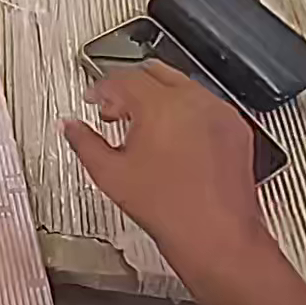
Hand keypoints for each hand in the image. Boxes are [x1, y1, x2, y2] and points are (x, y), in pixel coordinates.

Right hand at [63, 60, 261, 253]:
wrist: (213, 232)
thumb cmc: (168, 207)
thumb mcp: (108, 173)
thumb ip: (84, 142)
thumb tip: (71, 127)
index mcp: (160, 107)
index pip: (123, 79)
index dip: (100, 88)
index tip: (93, 97)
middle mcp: (194, 102)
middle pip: (154, 72)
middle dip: (128, 86)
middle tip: (111, 106)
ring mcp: (219, 113)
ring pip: (181, 85)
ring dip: (155, 97)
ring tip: (138, 126)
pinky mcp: (235, 128)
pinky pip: (204, 105)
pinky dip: (181, 111)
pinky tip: (168, 139)